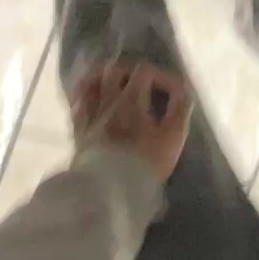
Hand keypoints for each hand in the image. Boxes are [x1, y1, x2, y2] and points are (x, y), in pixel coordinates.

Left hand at [70, 63, 192, 181]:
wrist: (109, 190)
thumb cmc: (145, 163)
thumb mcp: (173, 137)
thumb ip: (179, 109)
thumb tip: (181, 90)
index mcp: (132, 99)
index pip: (144, 71)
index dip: (161, 76)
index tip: (172, 92)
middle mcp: (107, 101)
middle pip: (113, 69)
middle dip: (129, 70)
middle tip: (141, 82)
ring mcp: (90, 114)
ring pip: (90, 82)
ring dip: (103, 77)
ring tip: (113, 83)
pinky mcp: (78, 130)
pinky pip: (77, 103)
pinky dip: (85, 94)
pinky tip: (93, 97)